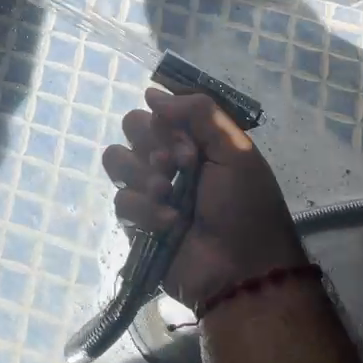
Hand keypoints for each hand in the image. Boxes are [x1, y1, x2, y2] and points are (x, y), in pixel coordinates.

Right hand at [103, 88, 308, 308]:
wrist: (242, 270)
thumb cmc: (245, 206)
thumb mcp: (236, 150)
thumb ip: (198, 112)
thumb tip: (151, 92)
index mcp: (191, 141)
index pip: (157, 111)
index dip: (167, 125)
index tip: (189, 147)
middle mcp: (166, 160)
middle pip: (132, 128)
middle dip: (152, 146)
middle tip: (177, 168)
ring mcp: (149, 190)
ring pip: (117, 159)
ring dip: (143, 176)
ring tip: (168, 196)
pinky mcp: (137, 222)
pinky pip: (121, 200)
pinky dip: (145, 210)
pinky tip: (169, 224)